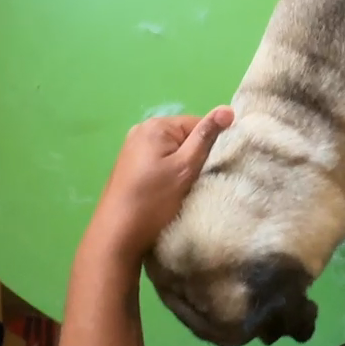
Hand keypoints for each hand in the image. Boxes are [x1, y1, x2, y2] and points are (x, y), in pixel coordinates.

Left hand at [84, 107, 233, 263]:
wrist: (117, 236)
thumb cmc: (154, 200)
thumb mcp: (185, 167)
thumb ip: (206, 137)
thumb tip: (228, 109)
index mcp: (156, 126)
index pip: (197, 124)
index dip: (209, 147)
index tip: (208, 170)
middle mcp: (141, 130)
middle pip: (184, 136)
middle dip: (194, 157)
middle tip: (195, 181)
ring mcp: (132, 148)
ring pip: (172, 150)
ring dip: (181, 167)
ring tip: (181, 188)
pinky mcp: (129, 165)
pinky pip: (159, 160)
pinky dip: (168, 173)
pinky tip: (166, 191)